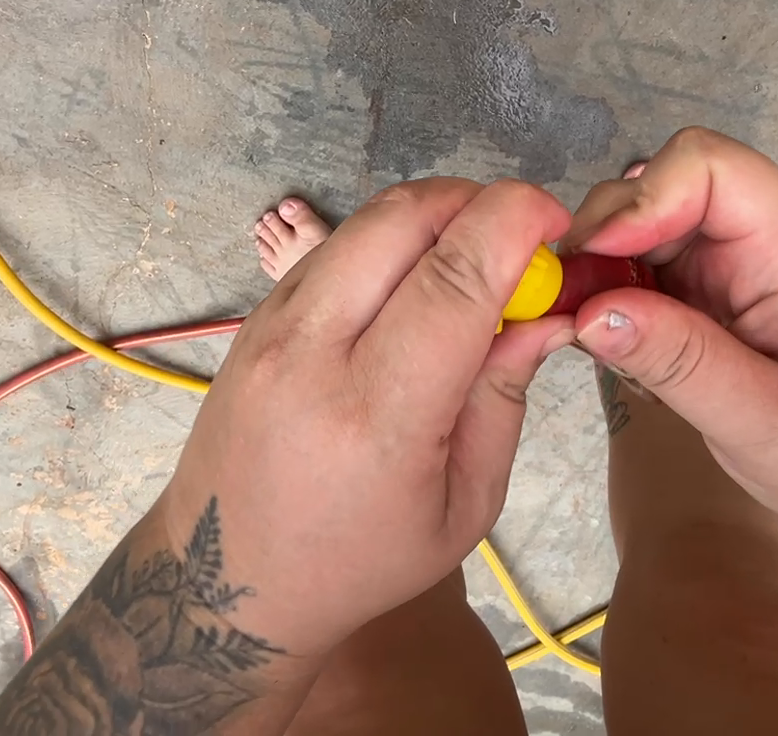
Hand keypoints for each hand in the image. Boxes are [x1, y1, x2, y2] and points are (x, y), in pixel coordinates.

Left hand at [156, 179, 576, 655]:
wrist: (224, 577)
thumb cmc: (358, 559)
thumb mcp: (463, 503)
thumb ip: (505, 395)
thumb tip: (548, 311)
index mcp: (378, 412)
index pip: (453, 278)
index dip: (513, 223)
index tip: (553, 221)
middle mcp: (313, 350)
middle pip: (402, 218)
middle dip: (474, 200)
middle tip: (512, 236)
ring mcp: (271, 323)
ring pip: (365, 220)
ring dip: (431, 215)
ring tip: (465, 261)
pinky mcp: (255, 314)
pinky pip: (335, 246)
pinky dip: (388, 240)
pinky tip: (408, 284)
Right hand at [563, 127, 777, 555]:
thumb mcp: (772, 428)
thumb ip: (681, 365)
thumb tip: (586, 310)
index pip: (714, 167)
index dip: (644, 196)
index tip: (596, 260)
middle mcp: (759, 245)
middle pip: (665, 187)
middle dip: (604, 234)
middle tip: (565, 305)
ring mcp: (737, 268)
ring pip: (648, 228)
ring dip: (602, 267)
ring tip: (581, 326)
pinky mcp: (720, 297)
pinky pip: (652, 271)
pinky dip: (616, 295)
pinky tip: (610, 338)